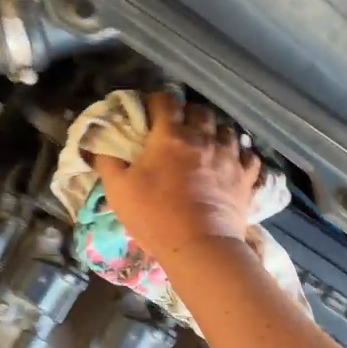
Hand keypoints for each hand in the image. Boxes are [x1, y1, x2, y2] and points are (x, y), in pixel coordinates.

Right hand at [93, 89, 261, 260]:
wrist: (200, 246)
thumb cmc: (155, 216)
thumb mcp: (119, 190)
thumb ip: (107, 162)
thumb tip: (96, 146)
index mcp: (171, 136)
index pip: (165, 101)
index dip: (157, 101)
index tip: (150, 111)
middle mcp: (203, 138)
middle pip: (200, 110)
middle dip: (189, 114)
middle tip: (179, 128)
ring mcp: (229, 157)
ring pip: (227, 129)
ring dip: (216, 131)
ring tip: (208, 142)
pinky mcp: (246, 178)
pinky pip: (250, 156)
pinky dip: (242, 154)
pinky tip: (235, 160)